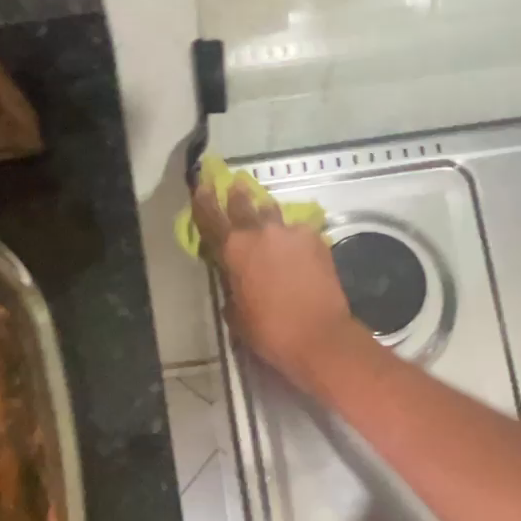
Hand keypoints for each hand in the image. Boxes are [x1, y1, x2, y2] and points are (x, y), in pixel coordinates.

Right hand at [192, 181, 369, 390]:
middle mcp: (261, 232)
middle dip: (238, 195)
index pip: (212, 218)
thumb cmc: (269, 332)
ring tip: (266, 217)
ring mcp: (292, 233)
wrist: (319, 336)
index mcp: (234, 250)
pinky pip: (299, 232)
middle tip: (236, 185)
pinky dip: (293, 239)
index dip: (204, 202)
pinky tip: (296, 250)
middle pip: (245, 205)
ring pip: (274, 215)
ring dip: (267, 215)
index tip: (202, 186)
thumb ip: (232, 289)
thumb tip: (236, 281)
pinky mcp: (317, 240)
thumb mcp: (237, 315)